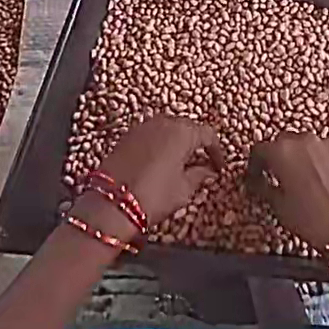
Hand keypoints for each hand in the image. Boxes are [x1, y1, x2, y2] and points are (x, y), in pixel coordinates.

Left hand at [89, 116, 226, 232]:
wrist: (109, 205)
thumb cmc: (152, 196)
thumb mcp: (183, 189)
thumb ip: (200, 175)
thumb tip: (209, 171)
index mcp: (183, 132)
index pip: (208, 135)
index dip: (216, 151)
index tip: (218, 166)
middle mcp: (163, 122)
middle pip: (188, 128)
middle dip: (197, 145)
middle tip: (202, 165)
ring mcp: (143, 127)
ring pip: (168, 130)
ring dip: (177, 144)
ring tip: (181, 165)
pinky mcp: (127, 136)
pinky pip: (151, 135)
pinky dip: (160, 145)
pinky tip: (160, 164)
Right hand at [244, 132, 328, 253]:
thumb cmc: (313, 219)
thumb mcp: (279, 207)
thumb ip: (264, 187)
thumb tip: (258, 182)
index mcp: (281, 152)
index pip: (260, 149)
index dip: (255, 164)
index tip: (254, 175)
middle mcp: (303, 140)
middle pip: (282, 142)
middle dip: (277, 156)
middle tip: (275, 176)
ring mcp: (325, 143)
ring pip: (305, 144)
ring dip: (299, 156)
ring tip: (300, 178)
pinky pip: (323, 150)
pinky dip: (318, 159)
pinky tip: (320, 178)